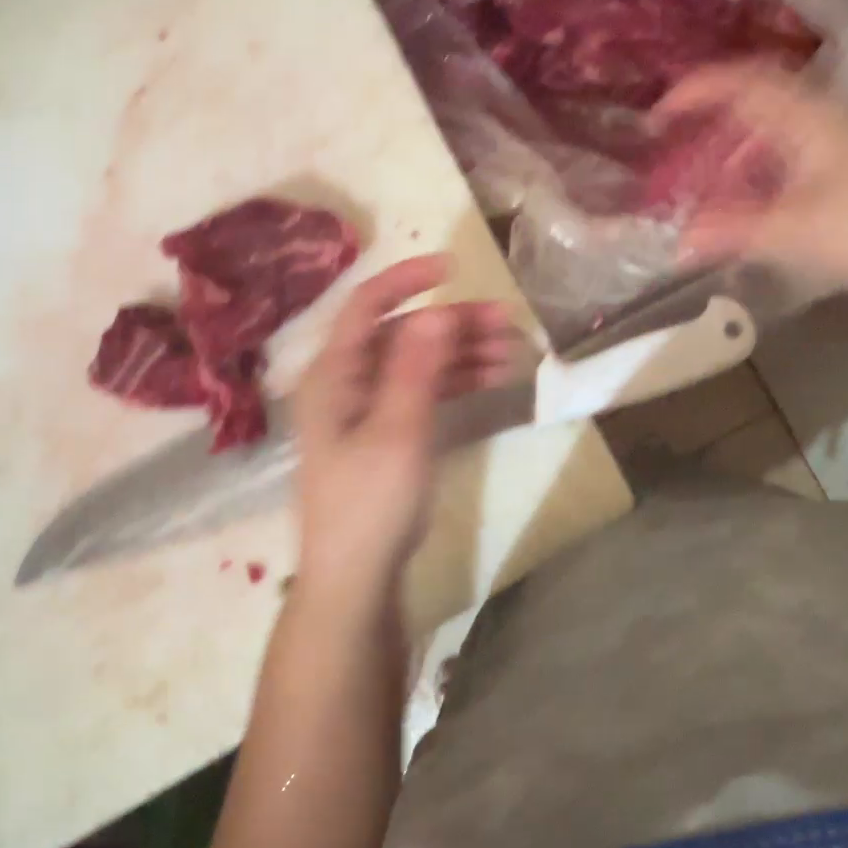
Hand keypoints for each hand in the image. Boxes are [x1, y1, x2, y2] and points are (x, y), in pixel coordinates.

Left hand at [294, 255, 521, 591]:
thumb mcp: (398, 430)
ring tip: (513, 354)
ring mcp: (368, 411)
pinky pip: (424, 393)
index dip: (407, 279)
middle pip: (403, 335)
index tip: (456, 269)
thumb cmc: (370, 502)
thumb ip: (417, 367)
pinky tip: (495, 381)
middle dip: (454, 324)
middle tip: (507, 323)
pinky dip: (457, 383)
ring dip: (463, 354)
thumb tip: (438, 310)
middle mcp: (347, 384)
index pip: (366, 305)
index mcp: (334, 375)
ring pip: (419, 364)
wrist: (355, 579)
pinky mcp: (387, 436)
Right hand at [653, 63, 847, 294]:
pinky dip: (756, 156)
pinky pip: (787, 140)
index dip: (696, 90)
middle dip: (711, 111)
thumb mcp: (787, 232)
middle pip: (754, 93)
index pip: (740, 82)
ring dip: (734, 137)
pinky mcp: (842, 157)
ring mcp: (835, 133)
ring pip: (772, 117)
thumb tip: (679, 243)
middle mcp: (819, 114)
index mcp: (803, 118)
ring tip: (707, 169)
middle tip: (679, 136)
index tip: (661, 114)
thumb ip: (729, 232)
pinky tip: (746, 189)